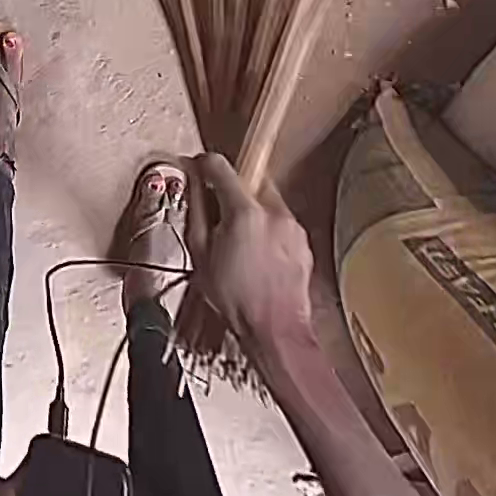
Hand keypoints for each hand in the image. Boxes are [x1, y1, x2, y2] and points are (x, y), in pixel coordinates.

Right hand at [184, 152, 314, 345]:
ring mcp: (292, 226)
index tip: (196, 170)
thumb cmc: (234, 296)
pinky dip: (264, 224)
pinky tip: (253, 250)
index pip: (221, 166)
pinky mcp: (303, 241)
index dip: (204, 165)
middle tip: (215, 206)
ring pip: (265, 198)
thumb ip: (196, 209)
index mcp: (244, 212)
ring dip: (248, 206)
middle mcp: (274, 212)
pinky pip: (278, 219)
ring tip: (234, 235)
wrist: (276, 331)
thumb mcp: (199, 250)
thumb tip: (192, 183)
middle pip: (249, 178)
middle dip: (230, 187)